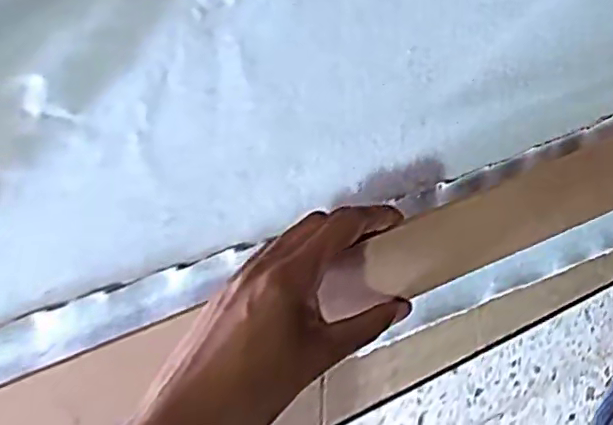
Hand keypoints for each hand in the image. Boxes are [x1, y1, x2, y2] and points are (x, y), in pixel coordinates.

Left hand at [136, 207, 410, 424]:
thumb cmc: (236, 397)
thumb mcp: (321, 355)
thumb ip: (367, 325)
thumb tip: (393, 310)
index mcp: (287, 276)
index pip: (341, 223)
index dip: (375, 216)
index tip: (392, 221)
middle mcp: (257, 273)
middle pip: (315, 222)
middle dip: (351, 222)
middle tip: (374, 234)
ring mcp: (233, 287)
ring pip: (288, 238)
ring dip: (321, 237)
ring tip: (342, 256)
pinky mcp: (219, 302)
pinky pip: (266, 259)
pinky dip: (295, 255)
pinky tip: (304, 283)